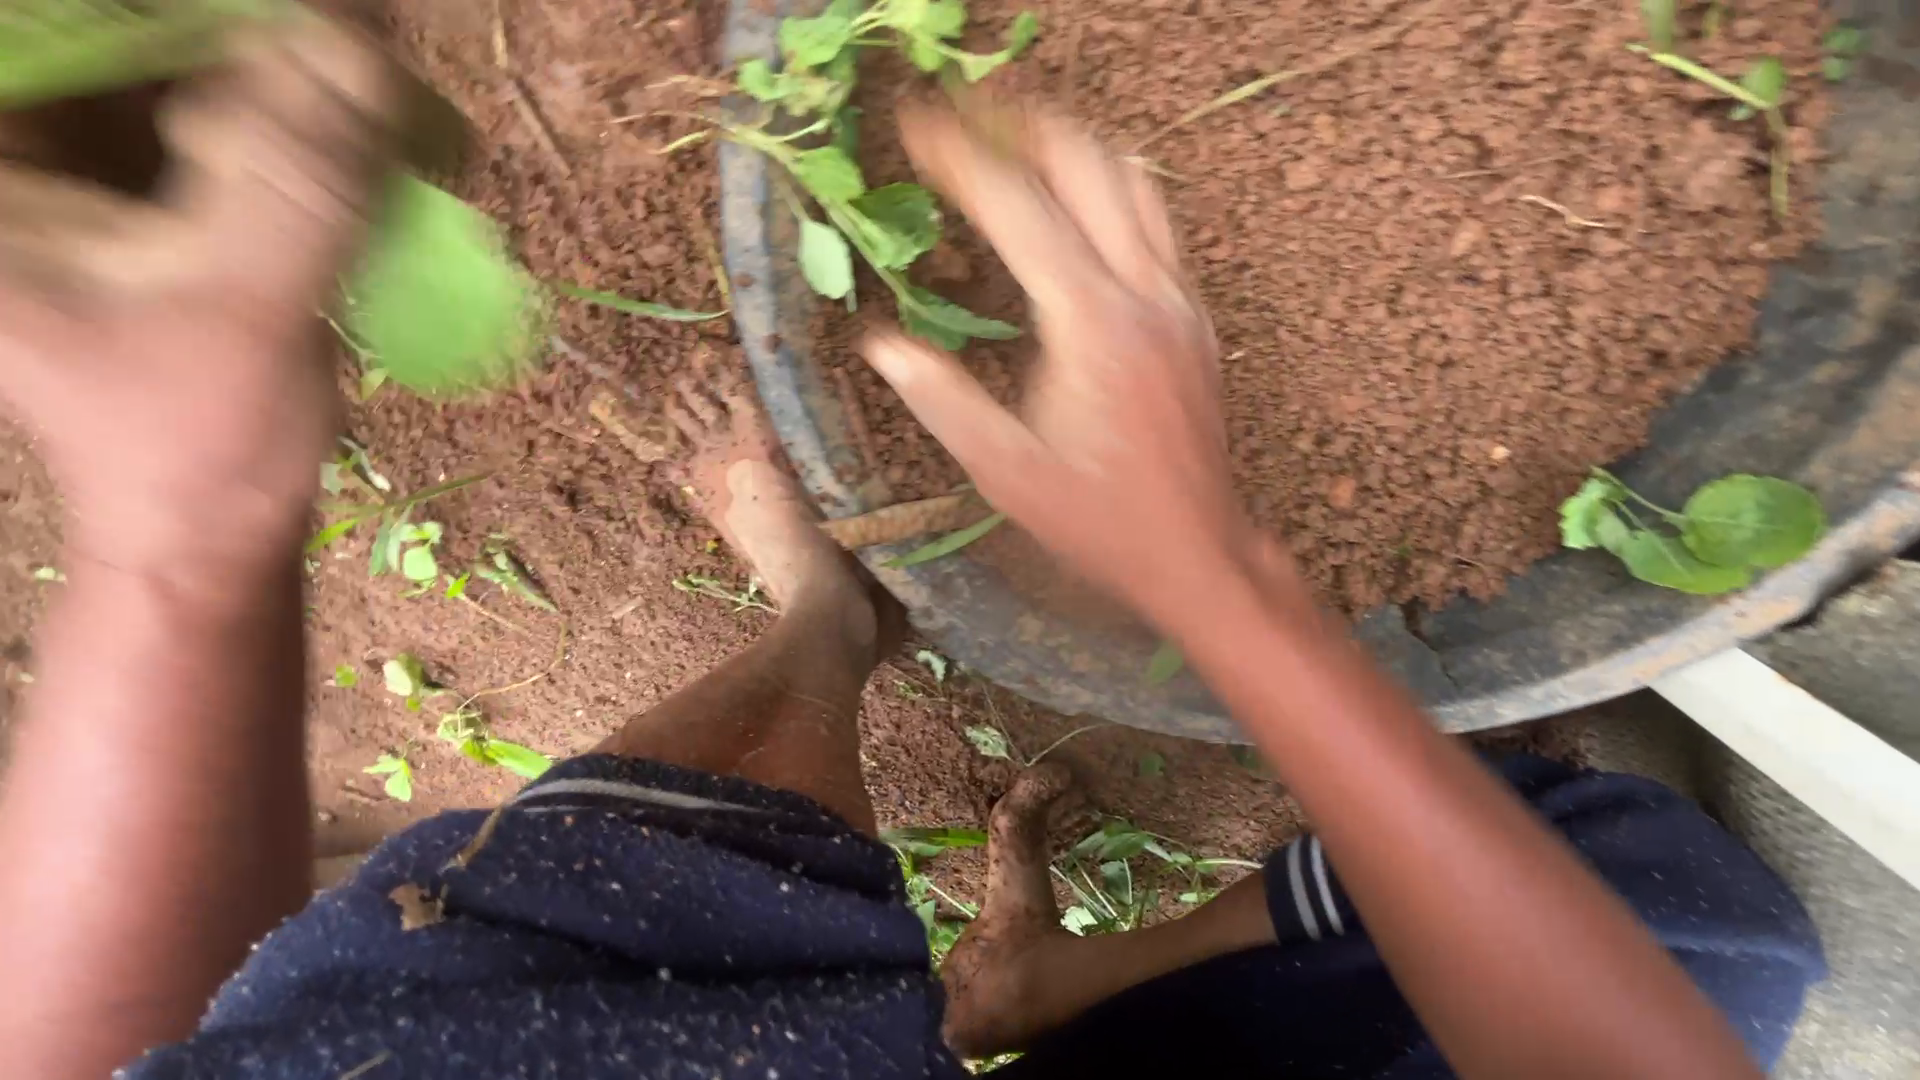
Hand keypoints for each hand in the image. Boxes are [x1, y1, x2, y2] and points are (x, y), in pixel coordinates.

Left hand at [0, 20, 401, 575]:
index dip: (185, 18)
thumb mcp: (245, 308)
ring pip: (184, 80)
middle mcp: (16, 153)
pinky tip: (374, 135)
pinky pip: (233, 134)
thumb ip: (297, 189)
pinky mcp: (159, 205)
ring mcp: (84, 176)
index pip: (59, 32)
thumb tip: (355, 58)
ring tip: (383, 82)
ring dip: (290, 83)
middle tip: (361, 40)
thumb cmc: (199, 439)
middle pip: (125, 44)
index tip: (316, 21)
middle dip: (247, 39)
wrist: (215, 517)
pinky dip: (307, 131)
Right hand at [861, 103, 1279, 621]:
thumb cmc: (1098, 521)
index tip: (919, 127)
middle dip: (1023, 128)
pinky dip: (1113, 194)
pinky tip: (1081, 212)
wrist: (1195, 551)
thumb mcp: (1005, 472)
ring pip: (1134, 185)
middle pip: (1088, 167)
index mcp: (1091, 324)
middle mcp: (1143, 294)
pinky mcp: (1194, 321)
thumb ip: (941, 400)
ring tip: (1019, 145)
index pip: (1020, 209)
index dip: (963, 160)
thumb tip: (881, 346)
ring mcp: (1178, 302)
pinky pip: (1157, 227)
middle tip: (969, 119)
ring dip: (1074, 152)